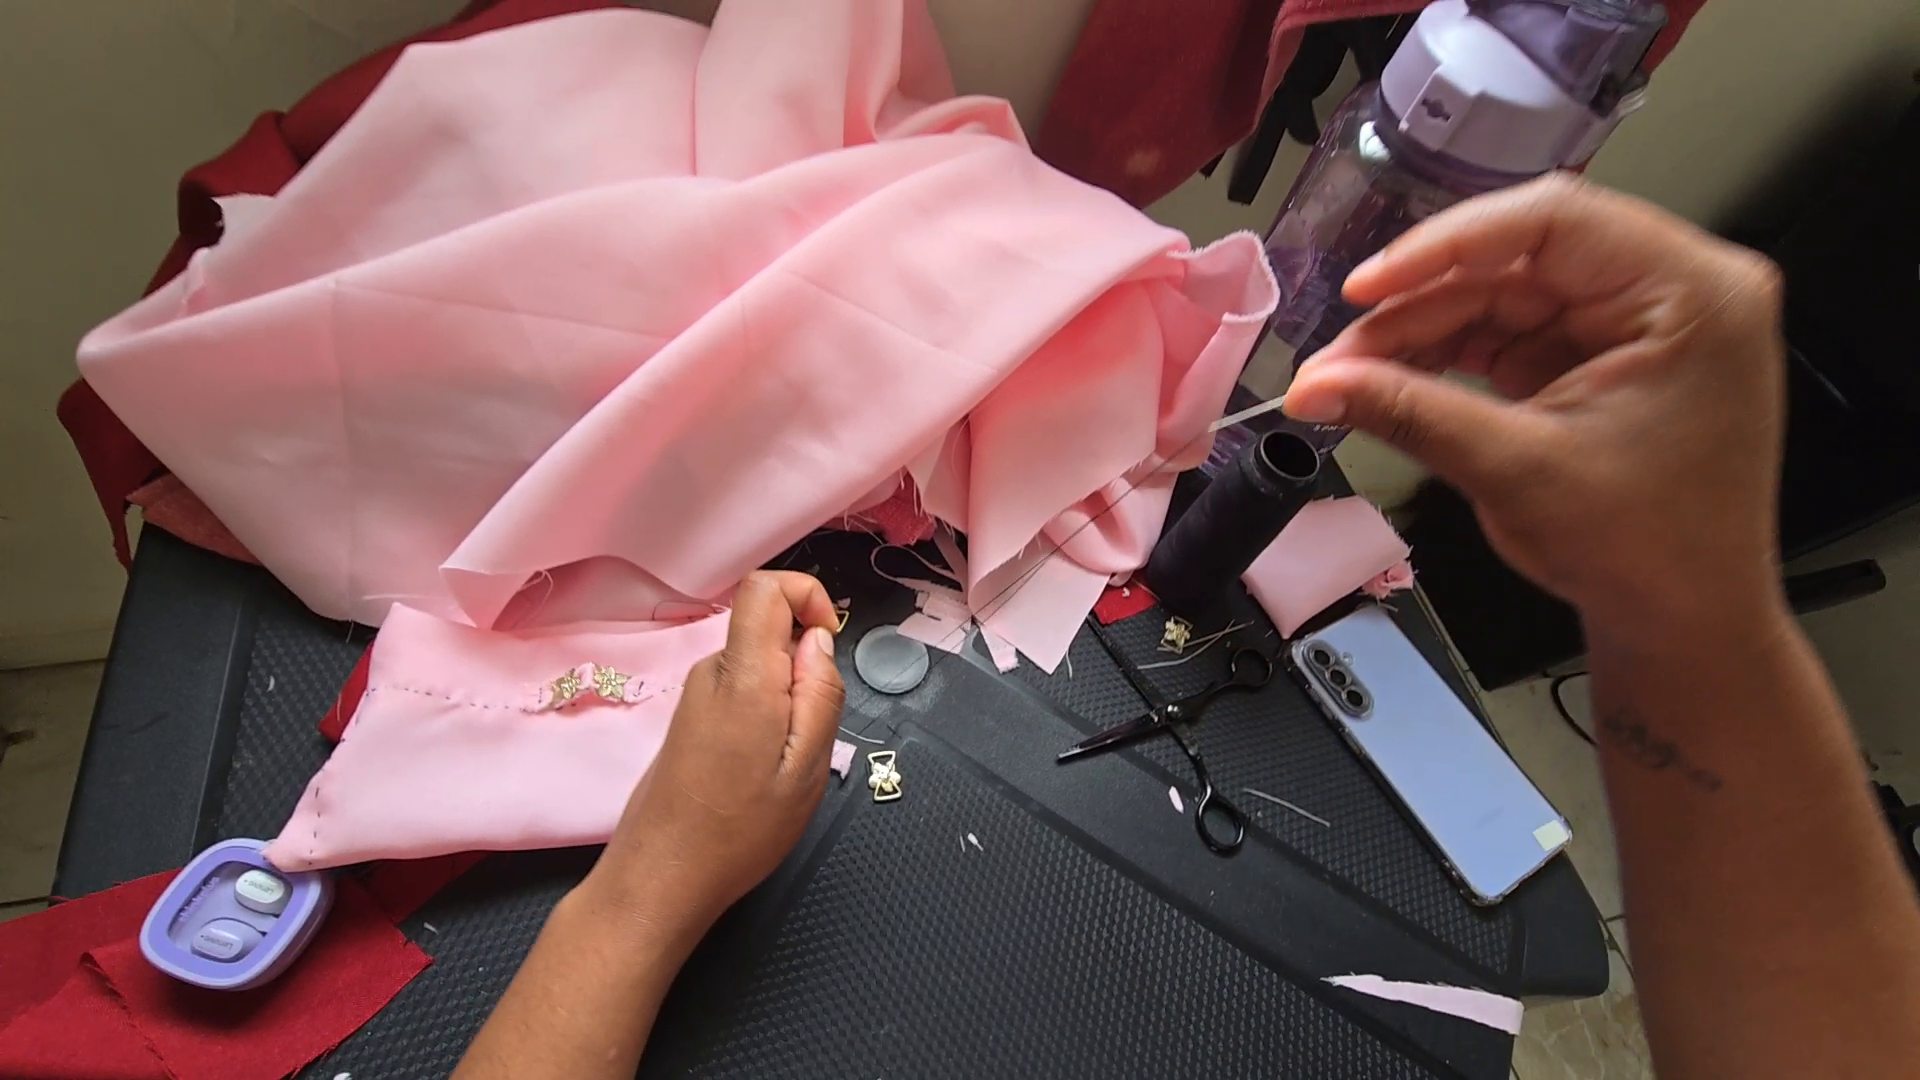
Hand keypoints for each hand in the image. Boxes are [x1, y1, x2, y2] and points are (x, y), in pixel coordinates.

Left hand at [577, 571, 843, 946]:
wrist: (658, 879)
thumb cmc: (740, 830)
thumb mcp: (806, 768)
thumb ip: (821, 693)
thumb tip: (818, 640)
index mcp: (745, 677)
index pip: (765, 587)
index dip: (806, 595)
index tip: (826, 644)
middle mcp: (713, 672)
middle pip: (767, 625)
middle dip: (804, 663)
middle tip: (808, 731)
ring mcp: (697, 692)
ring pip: (759, 661)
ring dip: (787, 693)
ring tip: (783, 757)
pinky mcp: (691, 714)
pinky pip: (743, 686)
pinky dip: (766, 710)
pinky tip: (760, 764)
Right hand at [1283, 174, 1787, 635]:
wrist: (1673, 610)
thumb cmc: (1638, 542)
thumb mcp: (1513, 467)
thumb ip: (1408, 414)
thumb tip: (1312, 389)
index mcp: (1685, 293)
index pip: (1552, 222)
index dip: (1445, 246)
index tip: (1363, 289)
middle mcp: (1653, 293)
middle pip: (1506, 266)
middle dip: (1408, 312)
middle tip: (1331, 364)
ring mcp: (1610, 328)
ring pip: (1485, 304)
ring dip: (1407, 341)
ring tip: (1341, 382)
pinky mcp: (1572, 362)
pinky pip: (1486, 342)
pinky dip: (1429, 364)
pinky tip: (1380, 386)